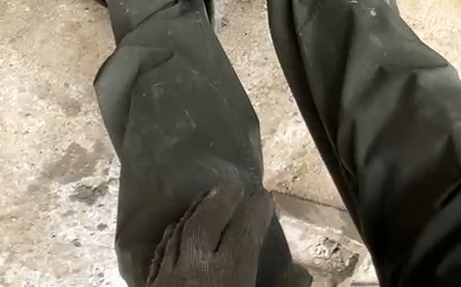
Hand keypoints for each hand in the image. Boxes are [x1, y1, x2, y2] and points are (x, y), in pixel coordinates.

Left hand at [146, 181, 273, 286]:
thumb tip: (300, 269)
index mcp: (228, 275)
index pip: (244, 232)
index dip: (256, 212)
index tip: (263, 195)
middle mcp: (196, 267)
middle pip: (206, 223)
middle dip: (220, 199)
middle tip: (232, 183)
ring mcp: (167, 278)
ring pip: (180, 232)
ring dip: (194, 212)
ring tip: (206, 198)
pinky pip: (161, 253)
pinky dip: (172, 236)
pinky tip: (176, 230)